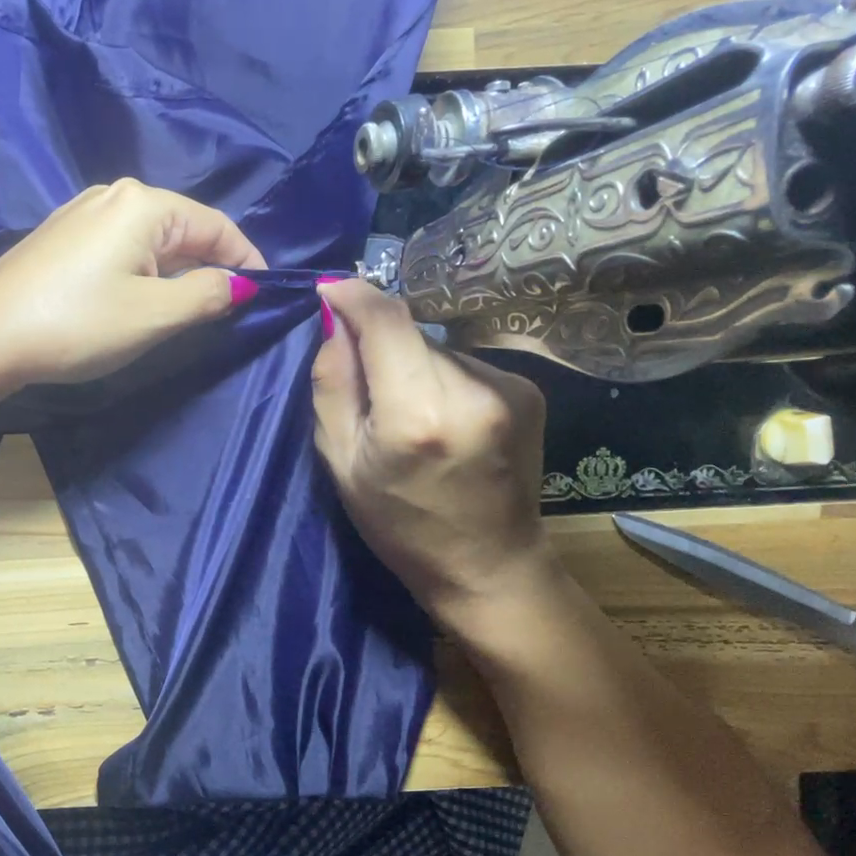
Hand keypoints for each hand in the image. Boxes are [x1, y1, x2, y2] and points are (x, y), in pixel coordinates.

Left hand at [0, 178, 266, 391]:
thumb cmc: (76, 324)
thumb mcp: (154, 315)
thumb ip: (206, 295)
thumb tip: (239, 284)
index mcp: (144, 203)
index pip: (217, 226)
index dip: (247, 261)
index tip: (265, 295)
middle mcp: (113, 194)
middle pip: (182, 229)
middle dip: (208, 268)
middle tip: (222, 313)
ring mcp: (79, 213)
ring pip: (149, 241)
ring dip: (173, 274)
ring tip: (180, 314)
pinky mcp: (57, 237)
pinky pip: (118, 248)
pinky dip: (139, 272)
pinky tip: (133, 302)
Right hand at [310, 278, 551, 618]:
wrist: (487, 565)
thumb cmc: (399, 526)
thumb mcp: (342, 464)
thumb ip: (333, 385)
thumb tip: (334, 321)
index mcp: (416, 414)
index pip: (385, 319)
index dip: (352, 296)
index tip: (328, 291)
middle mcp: (471, 388)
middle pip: (410, 333)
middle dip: (378, 344)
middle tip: (361, 385)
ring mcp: (508, 386)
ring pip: (437, 347)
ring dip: (411, 363)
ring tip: (406, 414)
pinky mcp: (527, 389)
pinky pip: (464, 363)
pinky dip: (440, 378)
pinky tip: (441, 419)